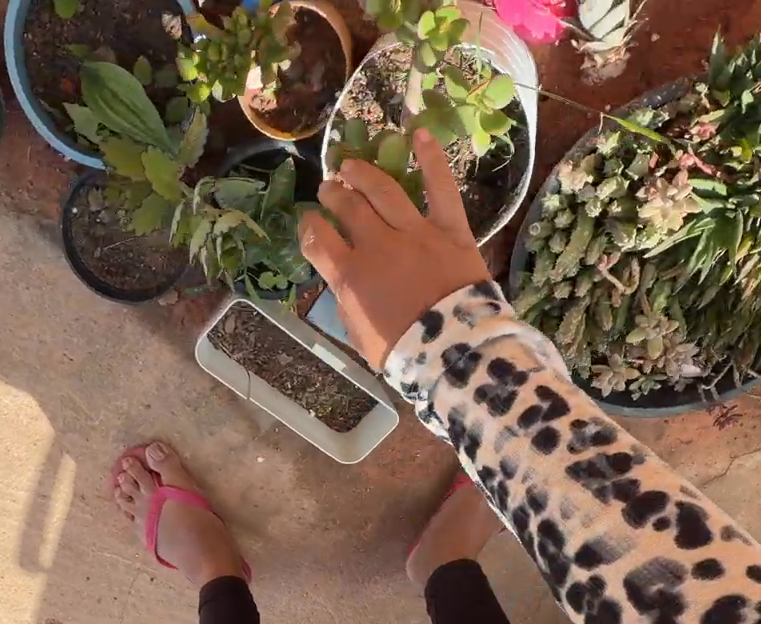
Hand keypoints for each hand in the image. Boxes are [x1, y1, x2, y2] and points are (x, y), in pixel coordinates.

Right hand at [300, 127, 492, 369]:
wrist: (451, 351)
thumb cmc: (401, 352)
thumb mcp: (358, 335)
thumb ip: (346, 303)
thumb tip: (342, 283)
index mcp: (350, 276)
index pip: (317, 238)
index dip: (309, 226)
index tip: (309, 223)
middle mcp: (377, 246)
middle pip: (347, 207)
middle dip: (333, 194)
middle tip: (330, 189)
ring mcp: (415, 233)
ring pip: (383, 190)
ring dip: (363, 173)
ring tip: (351, 165)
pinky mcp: (450, 229)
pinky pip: (440, 187)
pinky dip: (430, 158)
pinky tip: (419, 134)